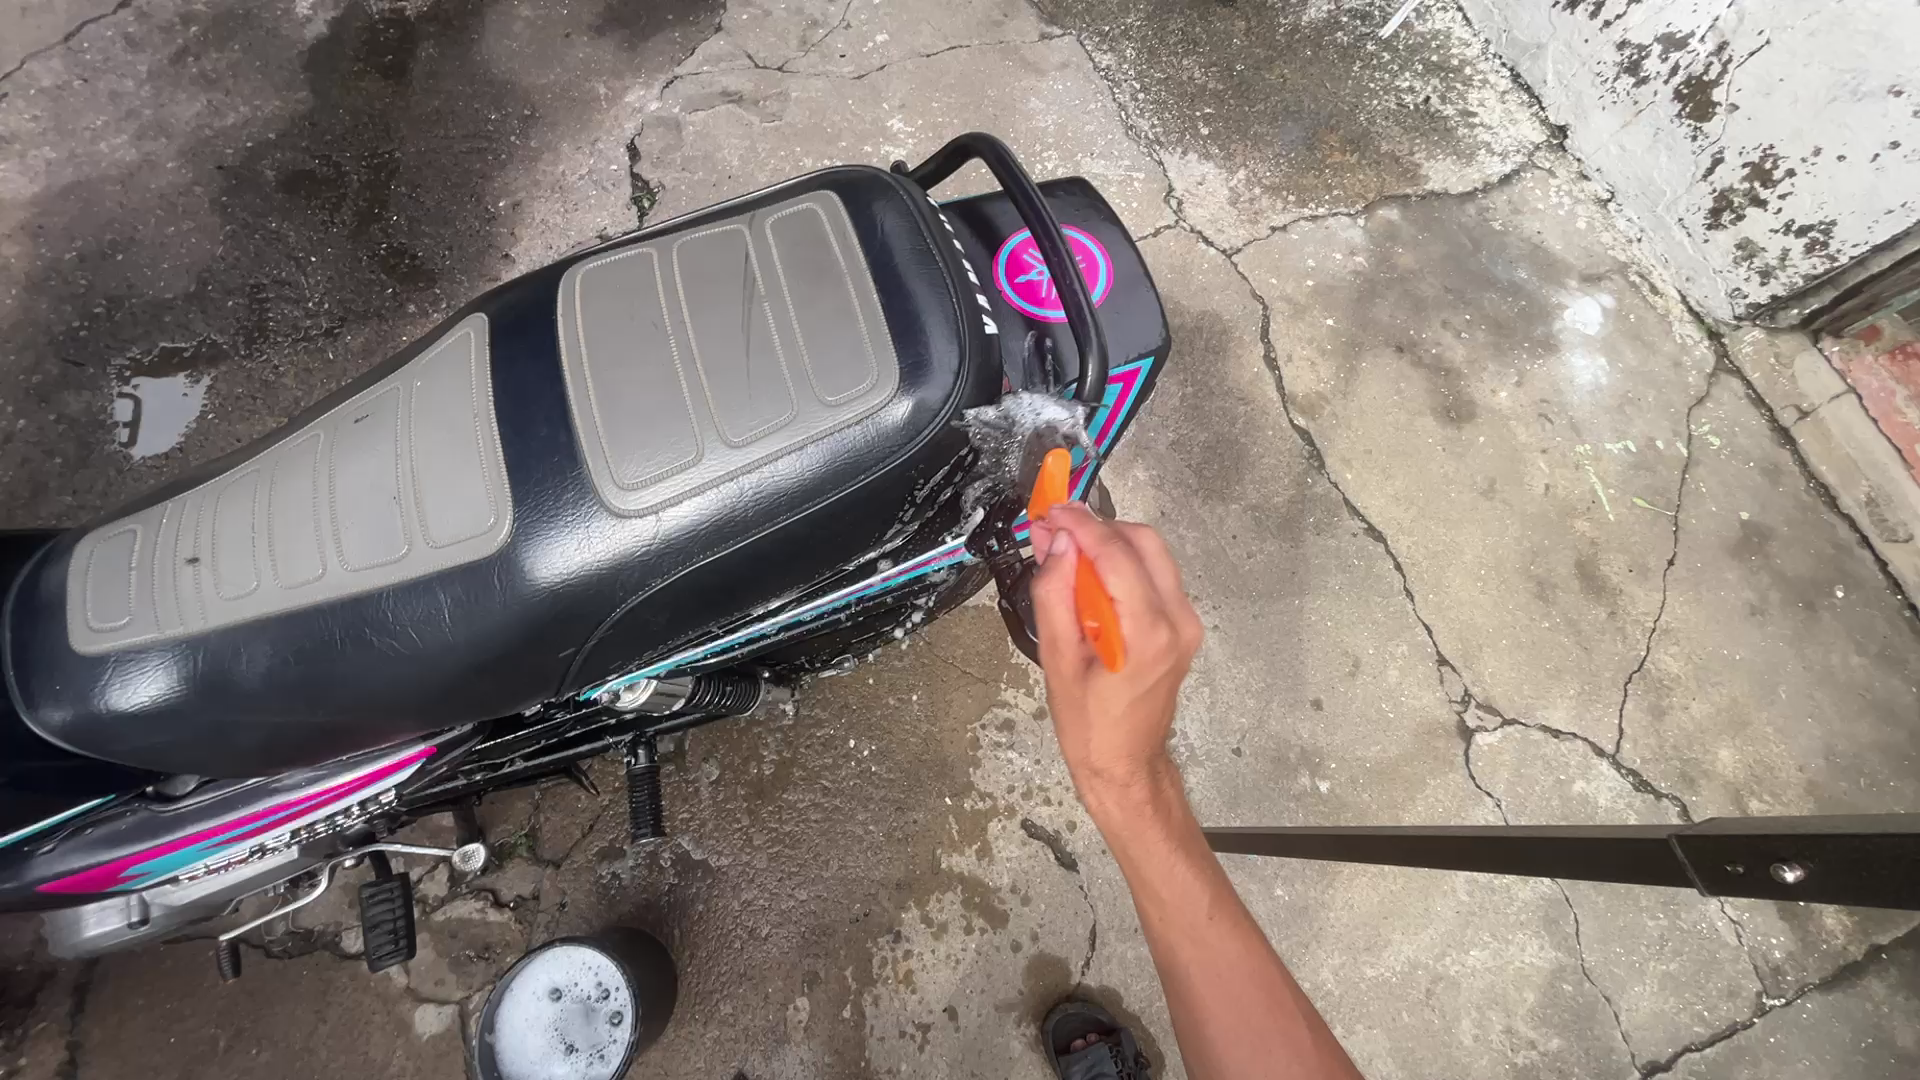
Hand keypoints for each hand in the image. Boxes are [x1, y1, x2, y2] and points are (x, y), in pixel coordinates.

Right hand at [1029, 505, 1203, 814]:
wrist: (1126, 764)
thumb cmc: (1088, 724)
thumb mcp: (1056, 661)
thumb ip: (1054, 595)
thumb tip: (1056, 544)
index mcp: (1148, 633)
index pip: (1116, 554)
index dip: (1080, 524)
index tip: (1049, 511)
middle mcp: (1179, 620)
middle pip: (1144, 541)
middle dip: (1097, 526)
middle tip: (1055, 530)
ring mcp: (1187, 623)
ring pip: (1152, 553)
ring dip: (1109, 542)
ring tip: (1066, 551)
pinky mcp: (1183, 626)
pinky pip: (1154, 575)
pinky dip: (1121, 563)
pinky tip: (1089, 575)